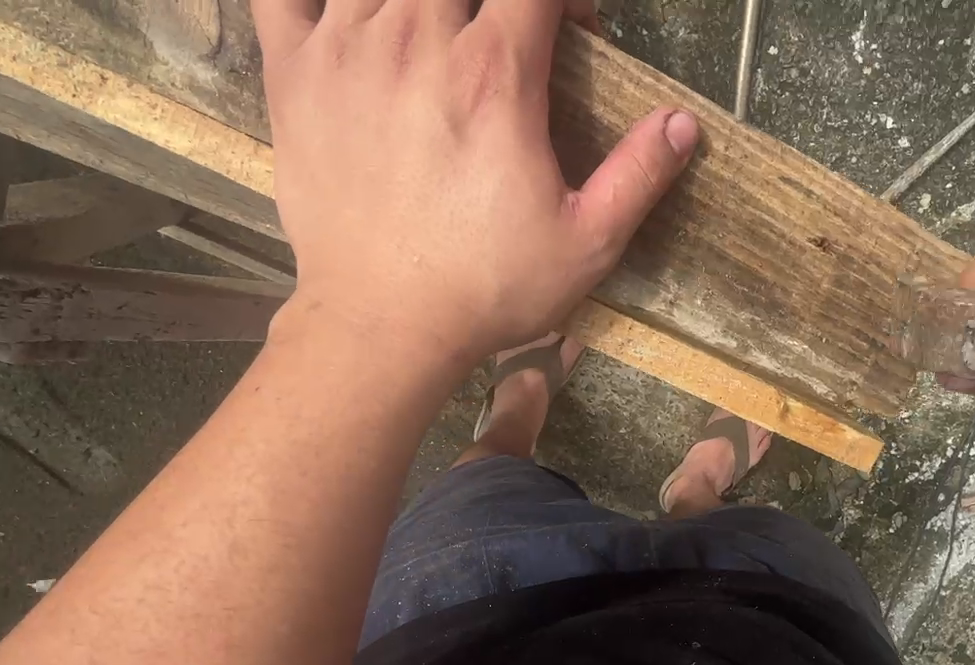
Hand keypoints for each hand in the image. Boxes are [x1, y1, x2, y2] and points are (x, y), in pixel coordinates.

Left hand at [252, 0, 697, 366]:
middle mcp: (415, 38)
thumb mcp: (588, 244)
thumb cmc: (494, 286)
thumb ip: (639, 175)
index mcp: (495, 77)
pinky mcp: (291, 71)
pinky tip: (354, 20)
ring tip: (447, 38)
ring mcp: (343, 46)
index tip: (576, 31)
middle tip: (509, 38)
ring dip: (428, 0)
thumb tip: (683, 122)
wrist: (386, 323)